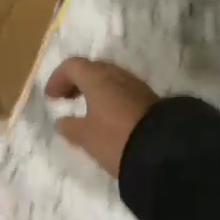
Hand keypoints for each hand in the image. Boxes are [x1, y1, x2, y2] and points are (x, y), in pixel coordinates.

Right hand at [45, 58, 160, 178]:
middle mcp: (116, 76)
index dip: (58, 78)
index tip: (52, 97)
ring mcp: (137, 87)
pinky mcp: (152, 101)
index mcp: (96, 78)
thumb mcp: (87, 137)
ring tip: (90, 110)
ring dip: (97, 90)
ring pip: (111, 80)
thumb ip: (71, 127)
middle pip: (93, 69)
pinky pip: (125, 92)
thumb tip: (62, 121)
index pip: (72, 66)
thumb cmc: (116, 139)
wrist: (167, 153)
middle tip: (69, 98)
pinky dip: (112, 99)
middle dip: (78, 81)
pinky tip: (111, 118)